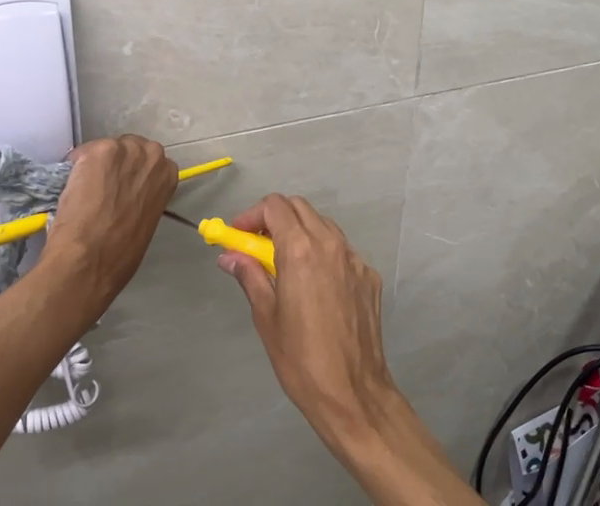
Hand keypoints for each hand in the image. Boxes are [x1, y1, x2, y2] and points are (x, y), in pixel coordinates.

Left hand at [41, 134, 177, 311]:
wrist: (91, 258)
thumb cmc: (122, 252)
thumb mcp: (147, 222)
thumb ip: (143, 199)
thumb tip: (127, 198)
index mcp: (167, 174)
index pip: (149, 161)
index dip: (132, 174)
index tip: (121, 186)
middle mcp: (151, 154)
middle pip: (128, 148)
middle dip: (116, 164)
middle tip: (101, 186)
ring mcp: (123, 150)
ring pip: (105, 149)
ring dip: (95, 165)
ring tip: (84, 190)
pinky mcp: (97, 151)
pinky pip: (81, 154)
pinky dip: (74, 168)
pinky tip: (71, 188)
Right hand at [218, 194, 400, 447]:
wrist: (353, 393)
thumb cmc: (300, 359)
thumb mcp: (266, 316)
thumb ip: (249, 276)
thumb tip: (229, 256)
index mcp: (301, 250)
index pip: (275, 206)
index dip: (252, 215)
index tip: (238, 235)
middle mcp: (331, 245)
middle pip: (299, 208)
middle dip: (275, 218)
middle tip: (257, 245)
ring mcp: (355, 259)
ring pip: (323, 225)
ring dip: (300, 232)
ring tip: (284, 264)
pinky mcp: (369, 277)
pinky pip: (342, 250)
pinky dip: (323, 253)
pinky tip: (315, 285)